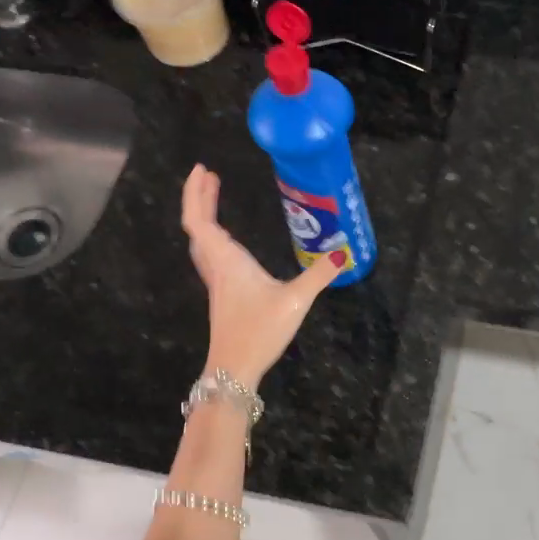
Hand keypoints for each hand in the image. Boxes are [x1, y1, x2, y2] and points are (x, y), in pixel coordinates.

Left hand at [182, 163, 342, 387]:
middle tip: (210, 175)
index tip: (203, 170)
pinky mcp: (221, 296)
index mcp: (227, 261)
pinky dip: (212, 237)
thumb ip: (318, 276)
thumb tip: (343, 254)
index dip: (196, 193)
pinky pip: (209, 256)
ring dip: (204, 217)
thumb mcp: (295, 301)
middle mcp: (216, 267)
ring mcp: (216, 282)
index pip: (200, 220)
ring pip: (201, 242)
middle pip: (197, 226)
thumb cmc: (259, 331)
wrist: (234, 369)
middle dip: (200, 198)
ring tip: (213, 198)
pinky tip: (226, 242)